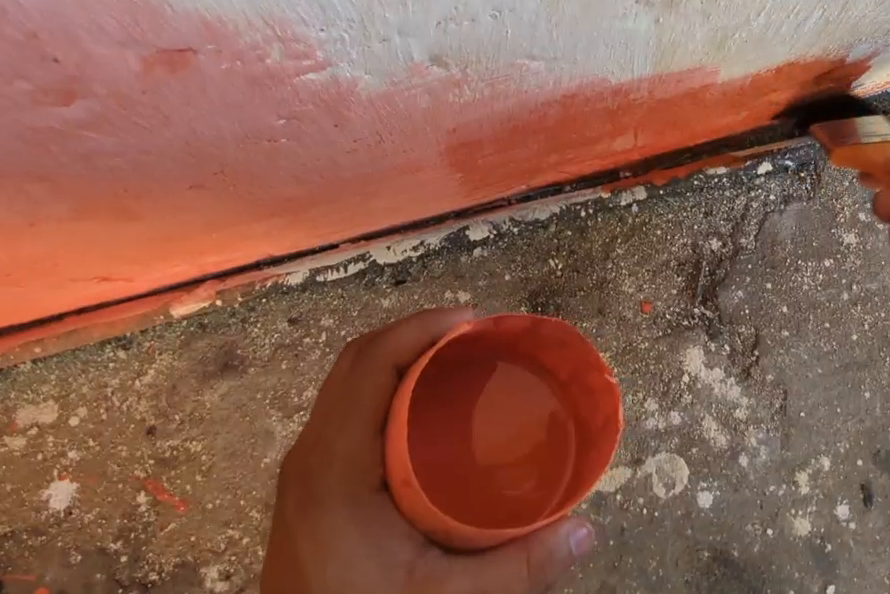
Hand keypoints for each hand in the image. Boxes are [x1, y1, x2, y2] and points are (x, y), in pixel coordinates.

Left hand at [262, 307, 596, 593]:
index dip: (421, 326)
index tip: (475, 321)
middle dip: (415, 332)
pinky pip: (343, 405)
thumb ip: (516, 568)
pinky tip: (420, 406)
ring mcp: (303, 467)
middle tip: (474, 337)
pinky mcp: (307, 482)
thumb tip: (586, 529)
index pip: (371, 361)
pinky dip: (381, 384)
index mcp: (334, 465)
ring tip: (454, 360)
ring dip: (397, 355)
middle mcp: (309, 452)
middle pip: (357, 358)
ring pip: (346, 380)